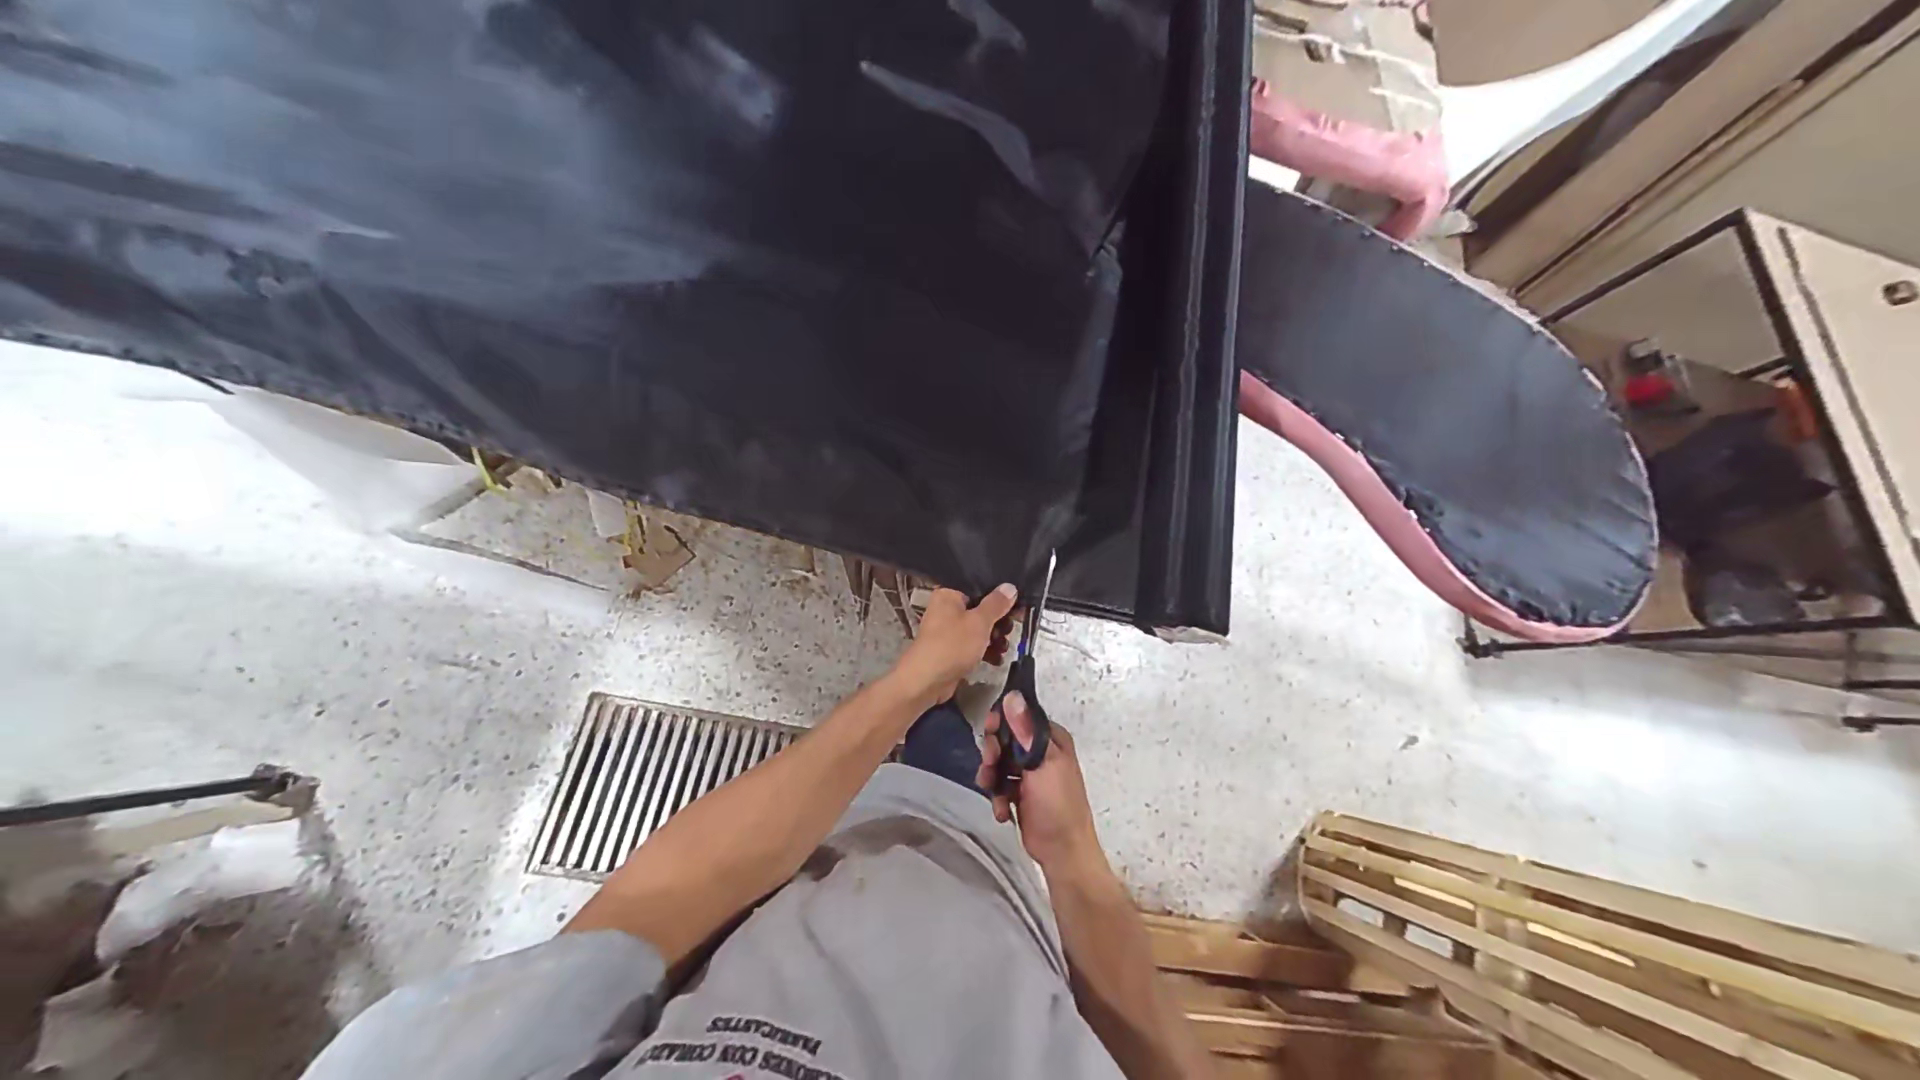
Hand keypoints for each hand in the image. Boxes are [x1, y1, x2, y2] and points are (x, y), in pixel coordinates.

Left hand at [890, 585, 1016, 708]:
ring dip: (994, 638)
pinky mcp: (951, 650)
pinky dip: (984, 650)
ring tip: (1004, 647)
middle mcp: (946, 609)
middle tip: (1011, 630)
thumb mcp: (979, 622)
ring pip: (978, 629)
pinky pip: (972, 645)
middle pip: (980, 609)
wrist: (927, 681)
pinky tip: (996, 659)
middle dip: (998, 622)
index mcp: (949, 595)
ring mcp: (948, 631)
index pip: (979, 588)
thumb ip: (996, 604)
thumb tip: (1010, 587)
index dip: (1000, 597)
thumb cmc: (953, 645)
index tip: (1019, 606)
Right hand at [976, 692, 1103, 876]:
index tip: (990, 731)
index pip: (1021, 717)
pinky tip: (1002, 810)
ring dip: (992, 776)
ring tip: (992, 791)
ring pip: (999, 762)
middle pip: (1006, 740)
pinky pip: (1000, 784)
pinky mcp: (1020, 793)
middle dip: (993, 753)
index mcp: (1051, 739)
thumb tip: (1014, 696)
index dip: (1002, 722)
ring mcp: (1030, 774)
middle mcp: (1041, 752)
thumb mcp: (1042, 764)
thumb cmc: (1057, 805)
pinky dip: (997, 796)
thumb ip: (1025, 731)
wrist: (1062, 852)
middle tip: (989, 765)